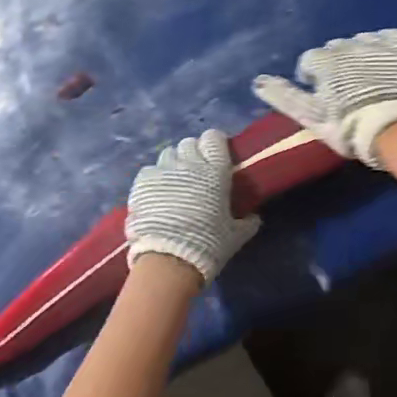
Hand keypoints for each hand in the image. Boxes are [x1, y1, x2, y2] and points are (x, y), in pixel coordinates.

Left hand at [124, 130, 261, 283]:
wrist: (168, 258)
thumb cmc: (208, 245)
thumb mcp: (235, 235)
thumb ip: (246, 222)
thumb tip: (254, 217)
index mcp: (215, 171)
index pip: (214, 139)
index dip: (213, 145)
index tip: (215, 155)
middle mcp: (188, 164)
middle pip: (189, 144)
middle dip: (192, 154)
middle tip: (195, 173)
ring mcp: (162, 171)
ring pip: (168, 154)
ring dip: (173, 164)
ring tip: (174, 183)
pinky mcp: (142, 182)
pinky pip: (150, 170)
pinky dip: (154, 179)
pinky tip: (156, 194)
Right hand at [251, 29, 396, 169]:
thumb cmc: (347, 127)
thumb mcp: (309, 116)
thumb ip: (283, 97)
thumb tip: (257, 81)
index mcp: (323, 62)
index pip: (309, 60)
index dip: (311, 76)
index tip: (319, 93)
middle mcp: (347, 47)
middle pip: (334, 48)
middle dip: (334, 64)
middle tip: (342, 88)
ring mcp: (377, 46)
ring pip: (360, 40)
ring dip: (358, 54)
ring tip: (364, 75)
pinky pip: (390, 36)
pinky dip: (384, 44)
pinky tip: (384, 58)